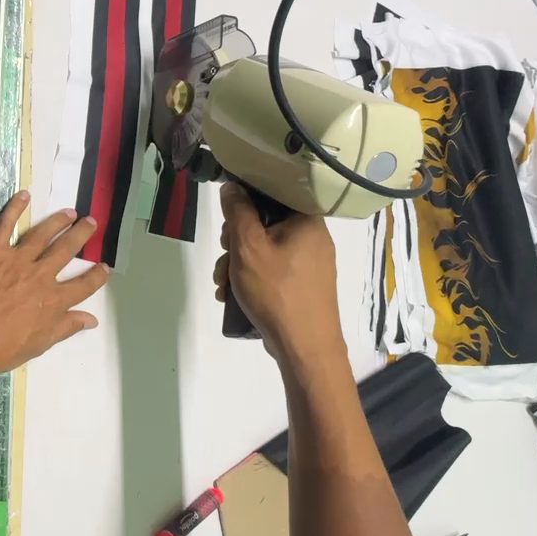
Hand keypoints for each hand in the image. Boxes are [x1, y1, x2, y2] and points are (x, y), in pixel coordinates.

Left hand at [0, 191, 110, 384]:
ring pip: (42, 234)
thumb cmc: (2, 347)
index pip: (84, 285)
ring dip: (57, 221)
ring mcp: (18, 260)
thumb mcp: (40, 344)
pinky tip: (24, 195)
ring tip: (69, 212)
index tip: (105, 266)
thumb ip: (66, 327)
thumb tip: (91, 320)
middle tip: (91, 222)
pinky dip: (14, 208)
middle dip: (81, 235)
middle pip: (67, 250)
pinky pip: (5, 225)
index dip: (97, 275)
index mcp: (54, 301)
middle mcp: (41, 276)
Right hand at [213, 182, 341, 369]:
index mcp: (307, 222)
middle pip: (265, 222)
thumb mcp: (248, 246)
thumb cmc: (277, 291)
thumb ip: (238, 211)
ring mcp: (310, 263)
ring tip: (223, 282)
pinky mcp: (304, 283)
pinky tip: (232, 293)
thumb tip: (232, 187)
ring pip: (264, 247)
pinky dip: (250, 276)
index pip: (275, 192)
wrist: (305, 348)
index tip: (228, 215)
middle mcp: (313, 237)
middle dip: (235, 239)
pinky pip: (272, 268)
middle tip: (225, 253)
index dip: (247, 198)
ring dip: (237, 262)